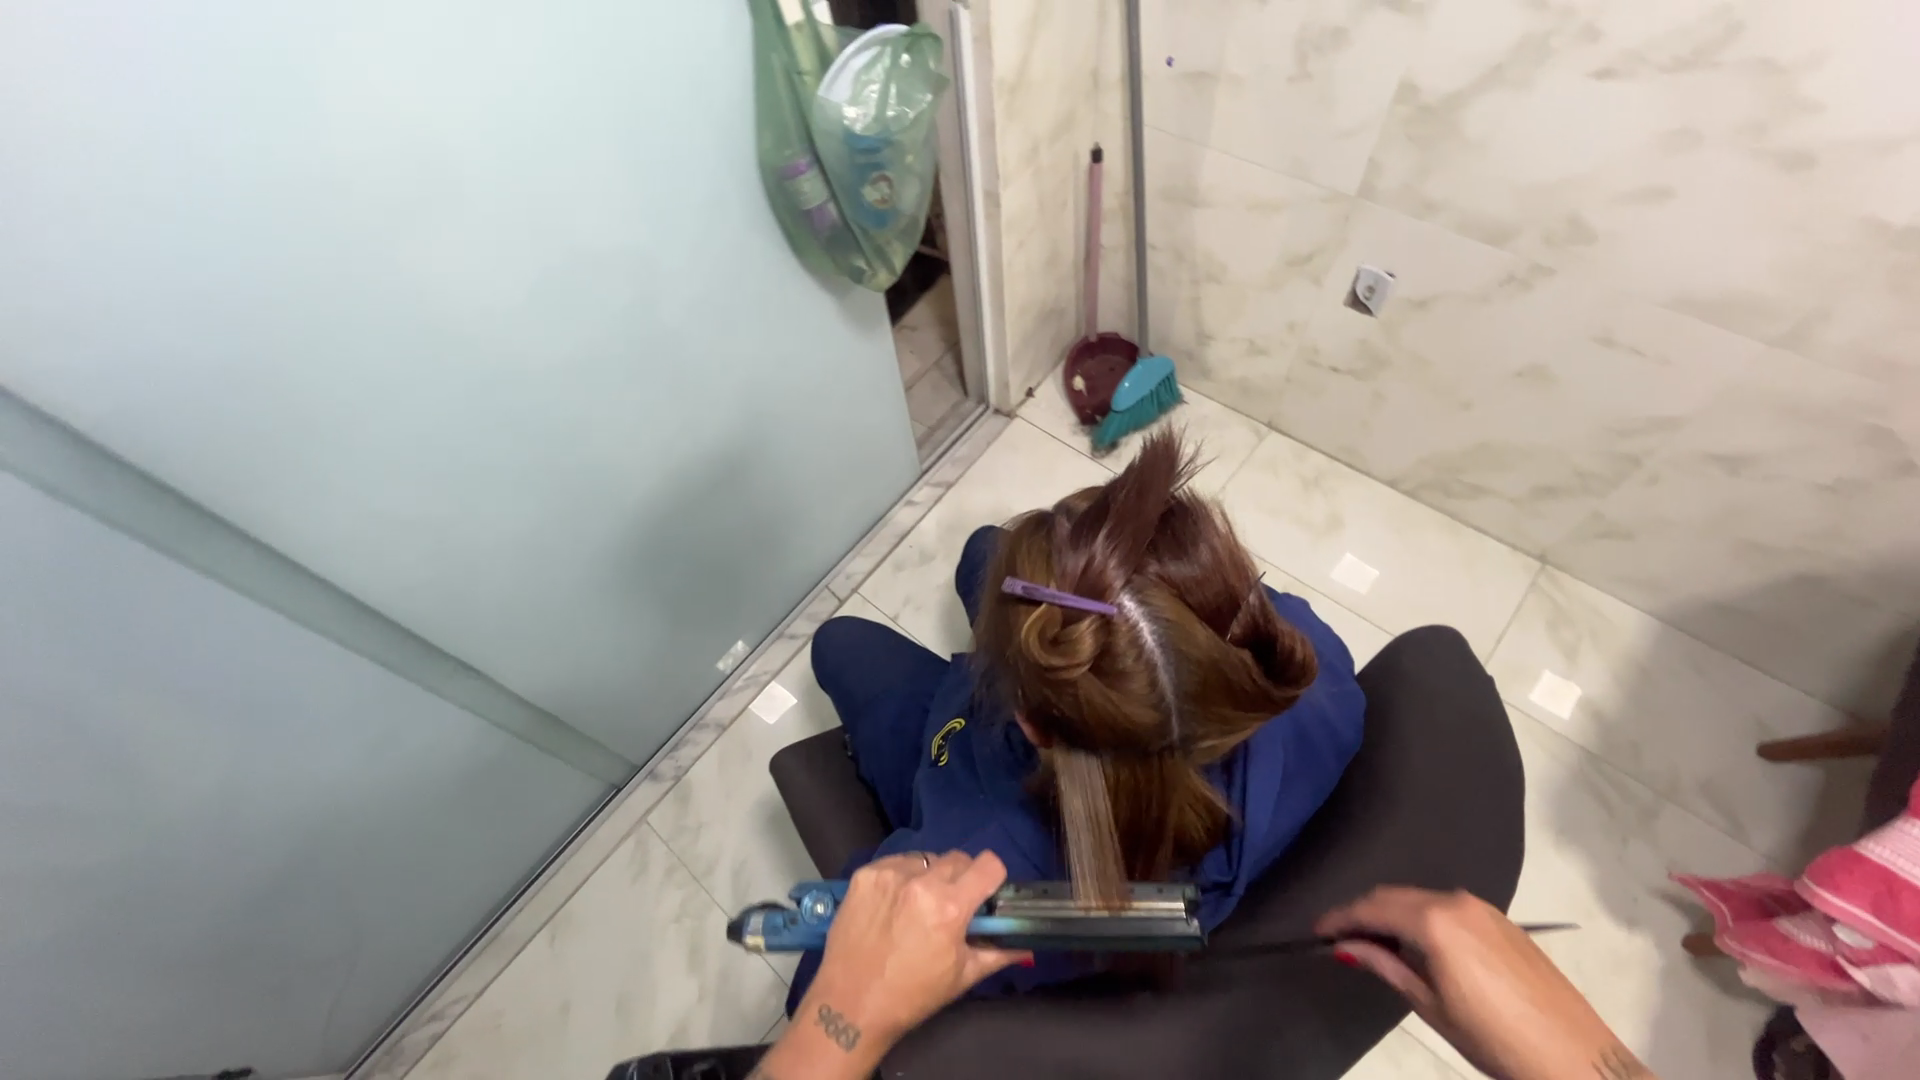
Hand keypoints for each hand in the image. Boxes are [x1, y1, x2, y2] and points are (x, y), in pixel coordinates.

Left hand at [755, 851, 1029, 1079]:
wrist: (850, 1005)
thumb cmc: (911, 996)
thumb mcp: (961, 977)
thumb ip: (997, 953)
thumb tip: (1026, 946)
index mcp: (950, 907)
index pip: (988, 864)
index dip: (992, 877)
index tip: (985, 892)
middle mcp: (921, 882)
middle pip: (958, 859)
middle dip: (961, 878)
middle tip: (951, 905)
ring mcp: (890, 874)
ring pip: (926, 859)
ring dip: (930, 875)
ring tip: (918, 905)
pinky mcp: (865, 875)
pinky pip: (897, 862)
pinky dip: (901, 876)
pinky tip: (894, 902)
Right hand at [1316, 887, 1652, 1079]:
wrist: (1578, 1062)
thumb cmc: (1495, 1039)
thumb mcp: (1431, 1006)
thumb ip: (1384, 966)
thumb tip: (1345, 946)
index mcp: (1433, 921)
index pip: (1371, 908)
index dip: (1339, 918)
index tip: (1317, 930)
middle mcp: (1455, 902)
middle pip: (1393, 896)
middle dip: (1363, 913)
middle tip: (1341, 937)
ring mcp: (1483, 909)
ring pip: (1420, 899)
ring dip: (1393, 914)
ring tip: (1377, 943)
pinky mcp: (1503, 922)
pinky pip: (1447, 908)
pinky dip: (1423, 917)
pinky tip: (1420, 944)